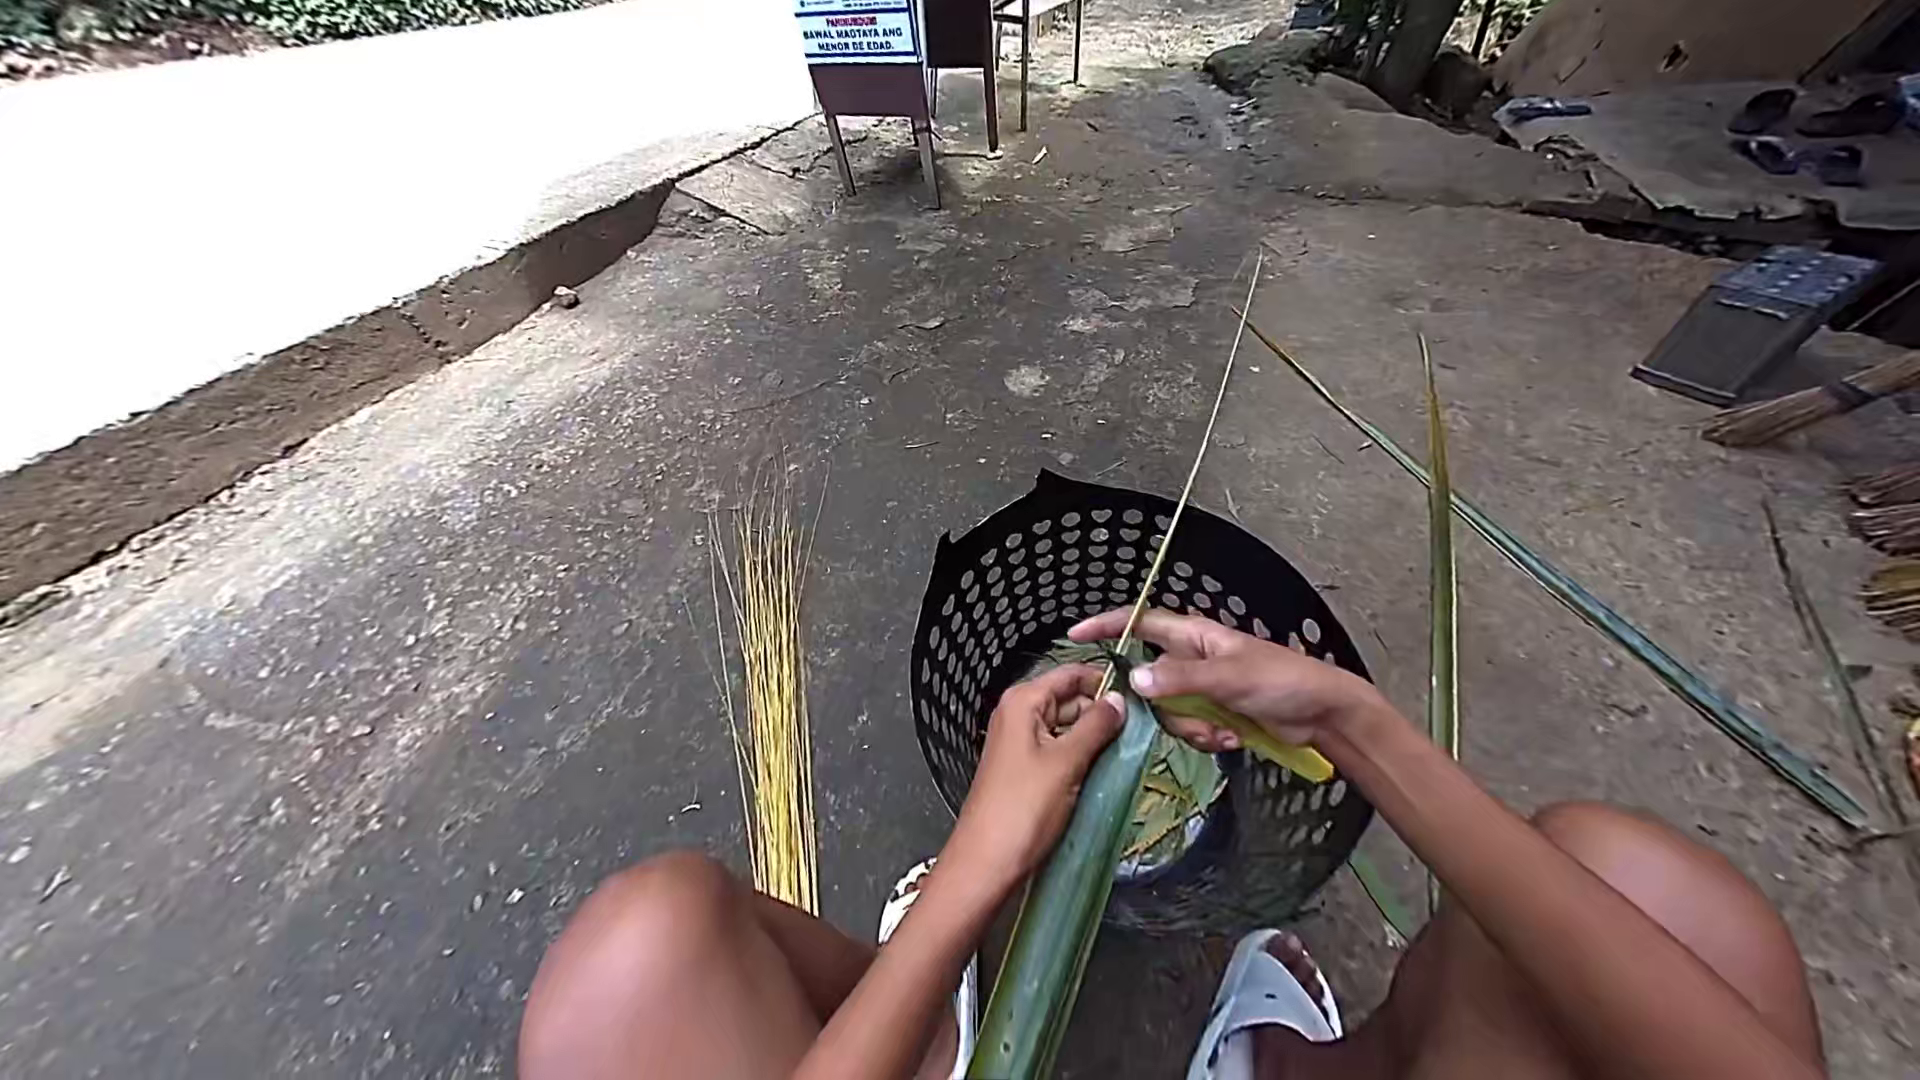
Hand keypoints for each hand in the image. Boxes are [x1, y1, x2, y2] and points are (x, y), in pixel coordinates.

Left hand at [943, 665, 1123, 891]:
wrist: (986, 862)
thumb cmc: (1024, 807)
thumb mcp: (1066, 762)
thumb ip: (1096, 726)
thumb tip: (1120, 698)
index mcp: (1023, 700)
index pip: (1071, 674)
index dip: (1104, 681)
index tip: (1140, 697)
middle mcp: (1019, 712)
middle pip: (1070, 698)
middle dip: (1102, 712)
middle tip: (1142, 730)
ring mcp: (1022, 740)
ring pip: (1068, 725)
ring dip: (1095, 737)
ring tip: (1130, 750)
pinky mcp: (1027, 766)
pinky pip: (1060, 748)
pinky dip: (1082, 755)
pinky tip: (1106, 768)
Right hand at [1068, 609, 1386, 752]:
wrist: (1325, 714)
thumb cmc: (1281, 679)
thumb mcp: (1229, 676)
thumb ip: (1180, 679)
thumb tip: (1133, 679)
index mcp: (1192, 636)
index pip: (1139, 622)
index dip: (1106, 625)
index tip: (1075, 635)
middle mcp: (1189, 659)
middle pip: (1147, 678)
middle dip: (1159, 705)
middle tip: (1181, 718)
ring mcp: (1199, 688)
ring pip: (1165, 709)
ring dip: (1188, 728)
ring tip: (1221, 733)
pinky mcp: (1211, 713)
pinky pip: (1187, 727)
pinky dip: (1204, 738)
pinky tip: (1231, 739)